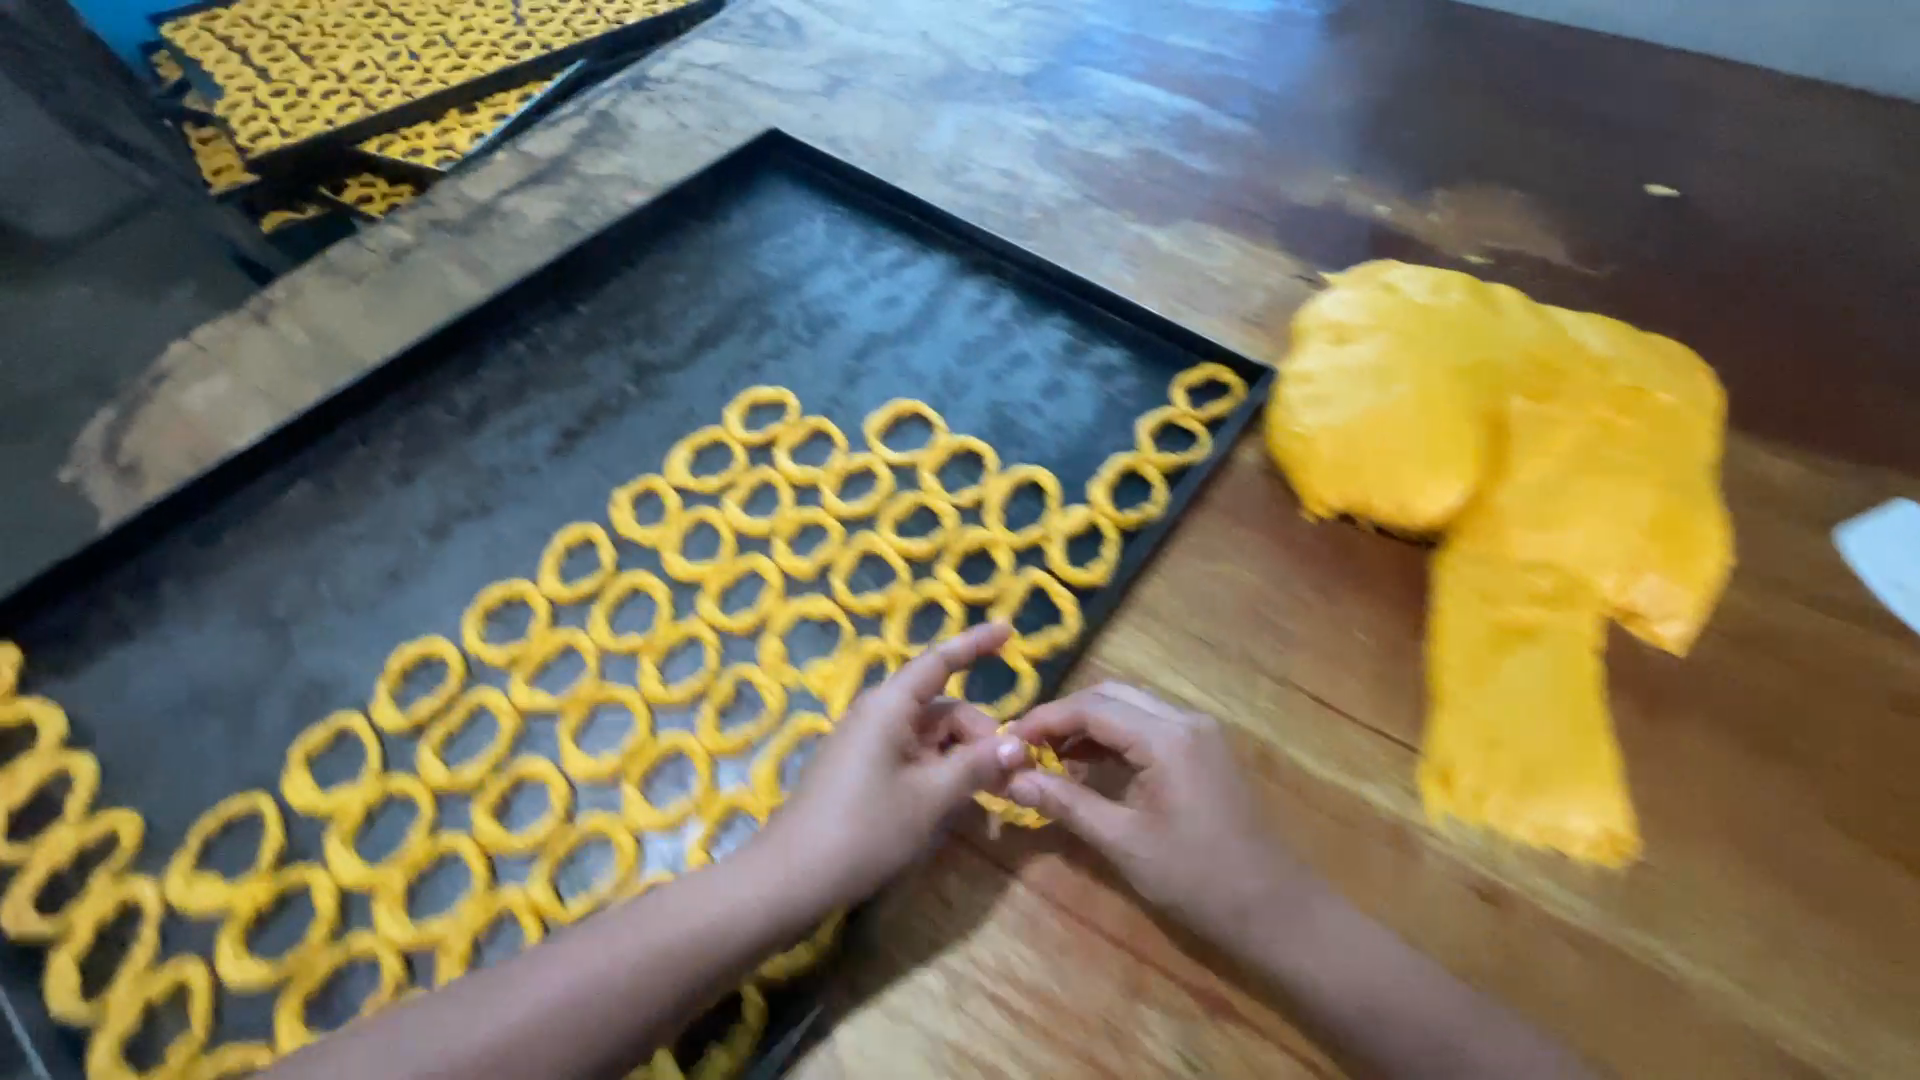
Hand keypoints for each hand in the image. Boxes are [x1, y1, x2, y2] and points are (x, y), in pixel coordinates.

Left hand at [758, 623, 1027, 907]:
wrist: (790, 877)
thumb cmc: (865, 828)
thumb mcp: (931, 798)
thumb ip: (976, 766)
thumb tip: (1018, 744)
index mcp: (890, 705)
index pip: (940, 661)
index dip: (975, 644)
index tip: (1009, 629)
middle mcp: (878, 713)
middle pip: (942, 709)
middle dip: (980, 734)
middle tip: (1011, 775)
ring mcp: (867, 742)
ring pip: (930, 736)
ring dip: (962, 757)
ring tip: (990, 793)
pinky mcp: (861, 769)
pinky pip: (911, 755)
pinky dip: (939, 769)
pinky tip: (956, 800)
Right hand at [1006, 682, 1299, 946]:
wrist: (1276, 909)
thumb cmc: (1197, 878)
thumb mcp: (1123, 842)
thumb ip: (1066, 803)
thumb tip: (1010, 781)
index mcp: (1167, 738)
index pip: (1092, 708)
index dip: (1044, 719)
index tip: (1007, 739)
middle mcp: (1185, 719)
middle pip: (1111, 695)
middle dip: (1065, 715)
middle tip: (1026, 745)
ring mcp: (1199, 731)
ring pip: (1130, 705)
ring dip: (1089, 723)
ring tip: (1049, 755)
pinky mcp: (1204, 747)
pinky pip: (1149, 724)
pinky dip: (1115, 736)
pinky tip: (1089, 764)